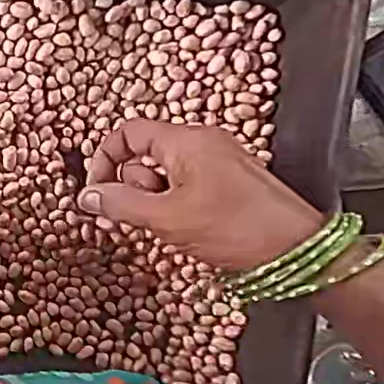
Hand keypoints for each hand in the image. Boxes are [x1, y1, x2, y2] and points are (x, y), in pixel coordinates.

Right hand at [76, 120, 323, 270]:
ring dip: (152, 202)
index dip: (104, 160)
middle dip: (132, 188)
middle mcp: (201, 143)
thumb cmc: (235, 228)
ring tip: (170, 226)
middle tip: (140, 217)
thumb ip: (120, 203)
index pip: (128, 133)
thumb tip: (87, 195)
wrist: (296, 250)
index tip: (96, 192)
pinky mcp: (225, 182)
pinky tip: (183, 228)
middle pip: (142, 156)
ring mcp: (215, 162)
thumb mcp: (165, 218)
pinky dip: (171, 205)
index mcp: (186, 141)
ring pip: (161, 175)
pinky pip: (182, 186)